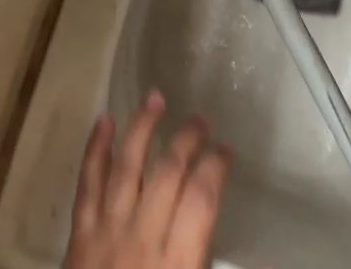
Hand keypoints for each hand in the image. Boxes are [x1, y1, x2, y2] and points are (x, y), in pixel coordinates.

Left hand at [66, 91, 231, 268]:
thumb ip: (217, 260)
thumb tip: (271, 260)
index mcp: (178, 260)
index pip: (201, 198)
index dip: (215, 167)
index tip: (225, 149)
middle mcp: (143, 236)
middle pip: (166, 172)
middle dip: (186, 139)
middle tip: (200, 119)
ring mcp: (107, 231)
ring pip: (126, 167)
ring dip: (142, 127)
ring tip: (155, 98)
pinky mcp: (79, 234)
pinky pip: (87, 184)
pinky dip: (96, 149)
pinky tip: (104, 121)